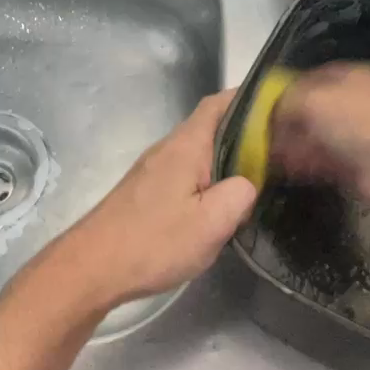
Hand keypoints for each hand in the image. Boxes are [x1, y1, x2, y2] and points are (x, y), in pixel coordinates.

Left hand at [41, 90, 256, 311]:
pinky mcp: (145, 193)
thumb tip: (246, 185)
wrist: (91, 269)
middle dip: (245, 137)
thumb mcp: (212, 223)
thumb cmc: (153, 242)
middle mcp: (167, 149)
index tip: (278, 111)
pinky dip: (207, 182)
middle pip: (211, 129)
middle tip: (278, 156)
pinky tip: (218, 209)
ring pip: (198, 155)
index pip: (219, 103)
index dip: (249, 100)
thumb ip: (240, 195)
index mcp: (186, 146)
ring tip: (255, 184)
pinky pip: (185, 176)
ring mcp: (153, 171)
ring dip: (226, 163)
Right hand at [270, 63, 369, 204]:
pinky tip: (280, 170)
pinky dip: (301, 164)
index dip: (280, 93)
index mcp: (346, 77)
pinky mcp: (352, 166)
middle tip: (253, 137)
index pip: (305, 80)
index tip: (256, 109)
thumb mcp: (314, 98)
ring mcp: (352, 135)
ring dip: (288, 146)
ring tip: (260, 156)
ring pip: (312, 138)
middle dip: (281, 124)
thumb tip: (269, 110)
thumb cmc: (359, 119)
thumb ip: (285, 101)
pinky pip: (320, 162)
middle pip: (307, 111)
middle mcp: (350, 103)